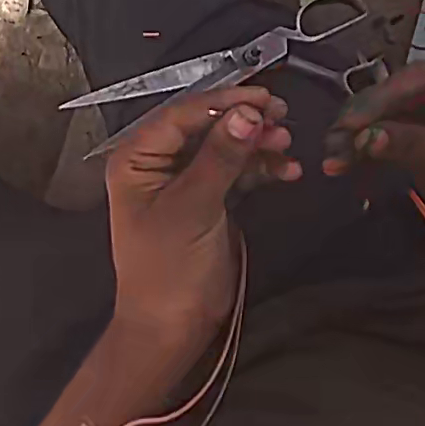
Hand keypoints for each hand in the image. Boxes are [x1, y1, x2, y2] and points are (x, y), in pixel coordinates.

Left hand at [105, 86, 299, 346]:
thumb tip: (248, 113)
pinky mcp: (209, 198)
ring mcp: (186, 179)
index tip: (261, 98)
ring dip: (257, 142)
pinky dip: (261, 167)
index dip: (222, 102)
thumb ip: (220, 157)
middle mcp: (159, 162)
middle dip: (244, 120)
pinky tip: (286, 169)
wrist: (172, 327)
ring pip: (225, 145)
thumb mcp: (193, 207)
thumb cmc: (168, 268)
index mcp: (137, 157)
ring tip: (286, 143)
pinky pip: (237, 170)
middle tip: (280, 114)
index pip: (181, 114)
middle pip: (206, 126)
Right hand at [322, 62, 424, 256]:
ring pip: (389, 119)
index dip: (381, 97)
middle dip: (364, 119)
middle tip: (333, 143)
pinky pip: (392, 142)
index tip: (350, 123)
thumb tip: (363, 136)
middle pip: (399, 96)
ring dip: (359, 138)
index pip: (421, 79)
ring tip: (333, 160)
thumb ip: (415, 145)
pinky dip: (368, 153)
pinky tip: (347, 164)